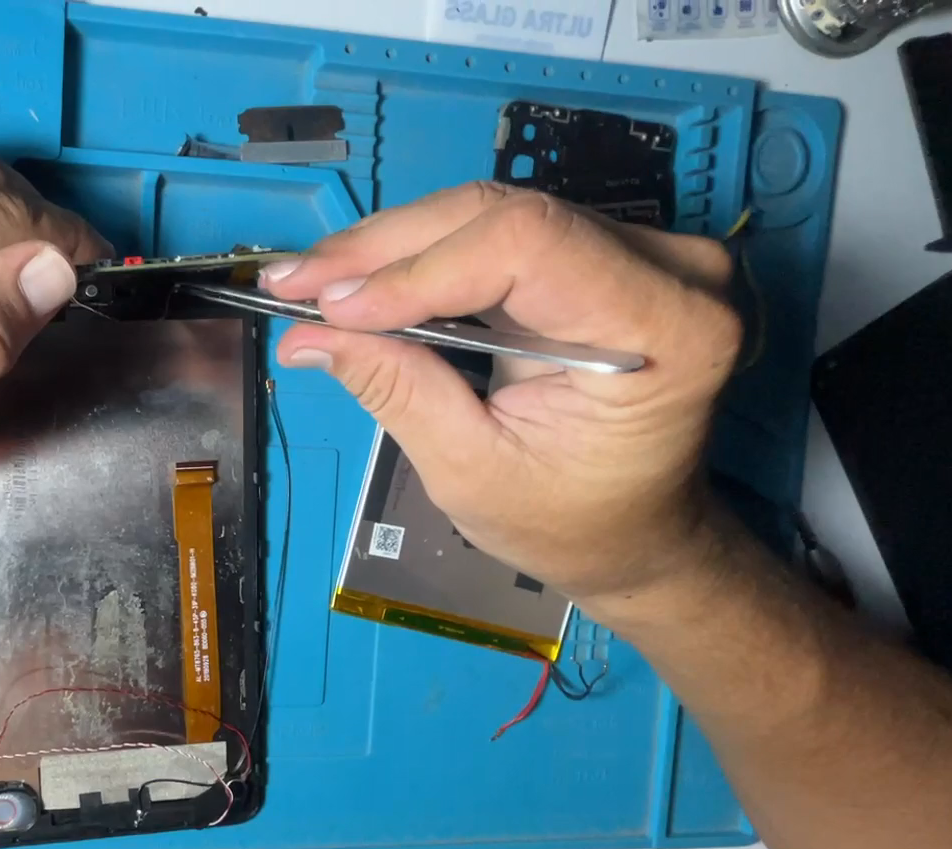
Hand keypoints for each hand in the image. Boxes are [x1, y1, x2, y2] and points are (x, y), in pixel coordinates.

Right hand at [261, 182, 741, 602]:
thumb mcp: (469, 469)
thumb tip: (305, 338)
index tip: (328, 310)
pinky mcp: (590, 258)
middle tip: (287, 283)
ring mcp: (632, 253)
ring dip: (382, 249)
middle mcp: (663, 267)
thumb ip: (396, 390)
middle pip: (498, 216)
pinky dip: (409, 259)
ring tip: (303, 281)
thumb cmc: (563, 519)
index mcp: (664, 329)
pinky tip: (351, 278)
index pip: (526, 248)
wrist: (630, 529)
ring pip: (482, 215)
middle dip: (379, 251)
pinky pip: (485, 236)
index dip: (414, 271)